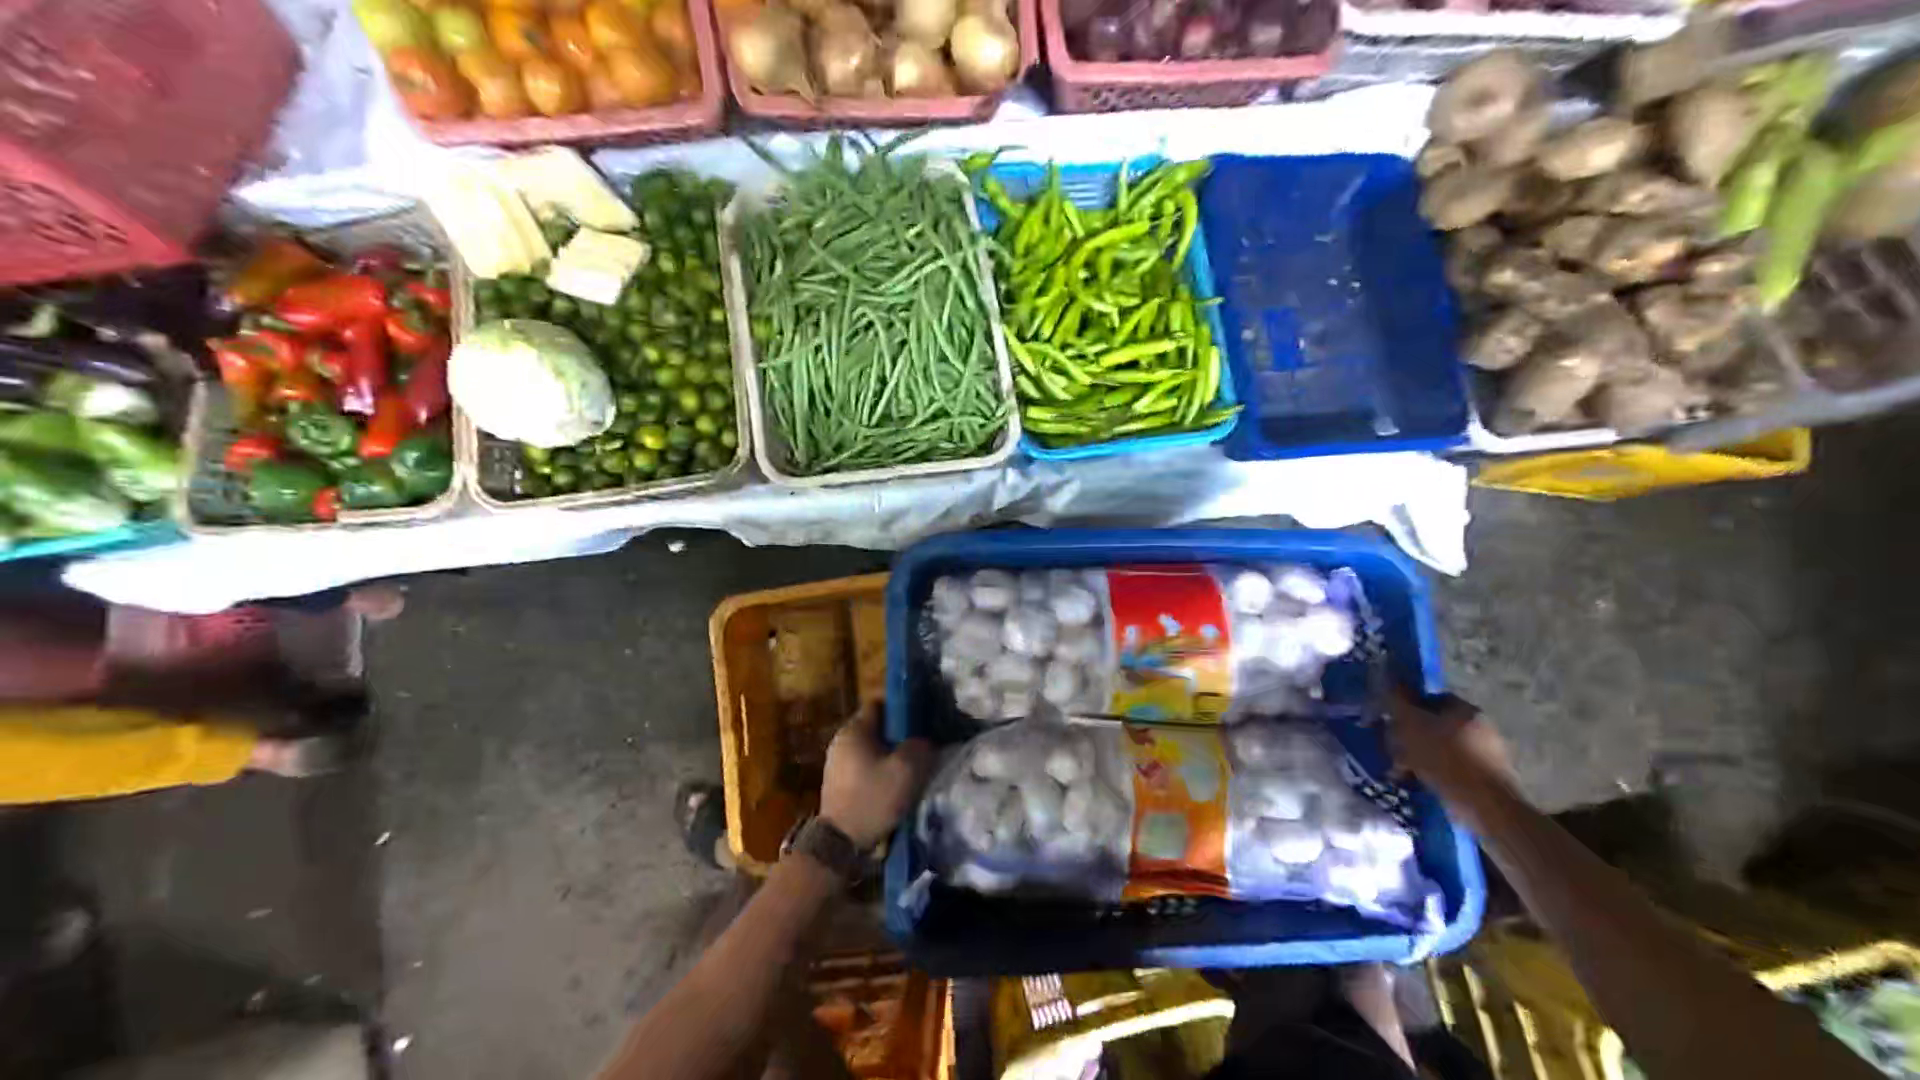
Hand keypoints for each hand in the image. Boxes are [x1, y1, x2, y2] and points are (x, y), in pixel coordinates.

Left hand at [820, 704, 933, 849]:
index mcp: (853, 730)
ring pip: (872, 750)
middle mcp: (841, 741)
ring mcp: (837, 763)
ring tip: (912, 769)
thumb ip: (920, 747)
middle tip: (921, 746)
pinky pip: (865, 768)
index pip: (880, 704)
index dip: (902, 708)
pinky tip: (895, 786)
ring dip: (891, 756)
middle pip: (877, 728)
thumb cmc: (872, 798)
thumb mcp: (906, 770)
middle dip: (899, 735)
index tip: (921, 720)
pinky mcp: (839, 783)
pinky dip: (880, 772)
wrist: (840, 843)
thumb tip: (924, 742)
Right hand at [1387, 689, 1518, 808]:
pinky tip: (1419, 782)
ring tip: (1402, 770)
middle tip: (1394, 748)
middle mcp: (1481, 727)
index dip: (1409, 708)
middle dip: (1413, 736)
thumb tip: (1390, 681)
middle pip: (1436, 725)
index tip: (1393, 721)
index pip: (1432, 699)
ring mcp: (1487, 754)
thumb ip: (1398, 701)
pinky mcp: (1487, 778)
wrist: (1483, 803)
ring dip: (1421, 756)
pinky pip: (1452, 768)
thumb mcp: (1411, 723)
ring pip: (1442, 748)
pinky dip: (1435, 773)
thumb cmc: (1443, 756)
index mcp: (1466, 709)